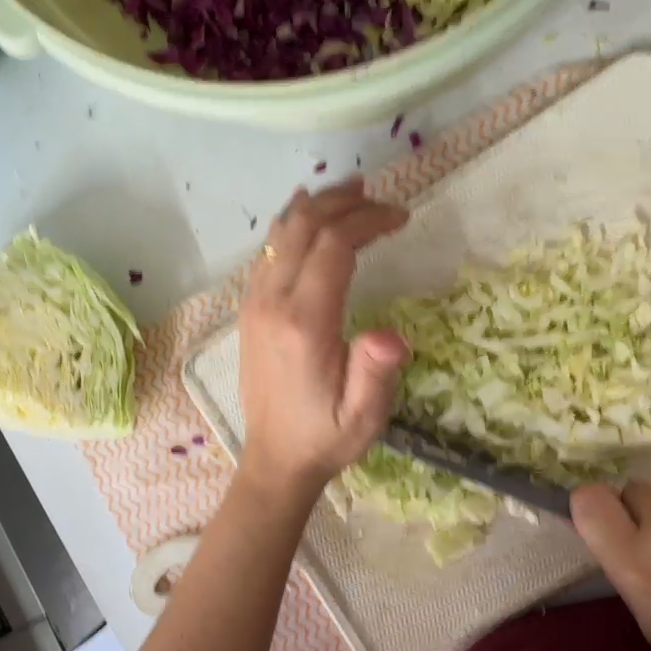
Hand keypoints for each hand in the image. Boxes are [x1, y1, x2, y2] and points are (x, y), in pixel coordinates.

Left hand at [237, 178, 409, 492]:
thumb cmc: (326, 436)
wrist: (275, 458)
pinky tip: (304, 212)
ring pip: (279, 234)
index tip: (401, 216)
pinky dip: (288, 224)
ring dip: (314, 206)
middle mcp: (272, 303)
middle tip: (379, 197)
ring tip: (349, 192)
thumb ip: (375, 374)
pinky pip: (265, 252)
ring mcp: (254, 304)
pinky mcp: (248, 310)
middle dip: (343, 202)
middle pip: (302, 227)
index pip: (334, 245)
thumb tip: (391, 334)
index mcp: (304, 323)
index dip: (368, 220)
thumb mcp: (363, 417)